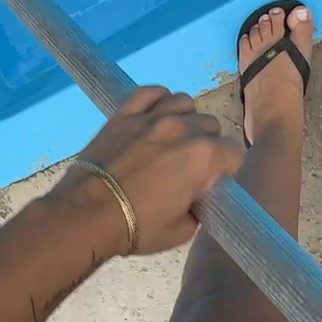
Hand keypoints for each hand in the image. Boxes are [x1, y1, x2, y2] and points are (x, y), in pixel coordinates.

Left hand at [46, 86, 244, 256]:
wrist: (86, 214)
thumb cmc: (138, 226)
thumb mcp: (183, 229)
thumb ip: (199, 205)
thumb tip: (196, 195)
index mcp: (203, 156)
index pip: (234, 154)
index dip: (228, 171)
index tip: (215, 184)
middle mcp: (182, 128)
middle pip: (211, 125)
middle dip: (209, 145)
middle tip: (192, 166)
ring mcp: (150, 117)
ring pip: (184, 102)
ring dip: (186, 118)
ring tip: (175, 138)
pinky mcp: (123, 114)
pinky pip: (148, 92)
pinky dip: (157, 99)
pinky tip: (155, 114)